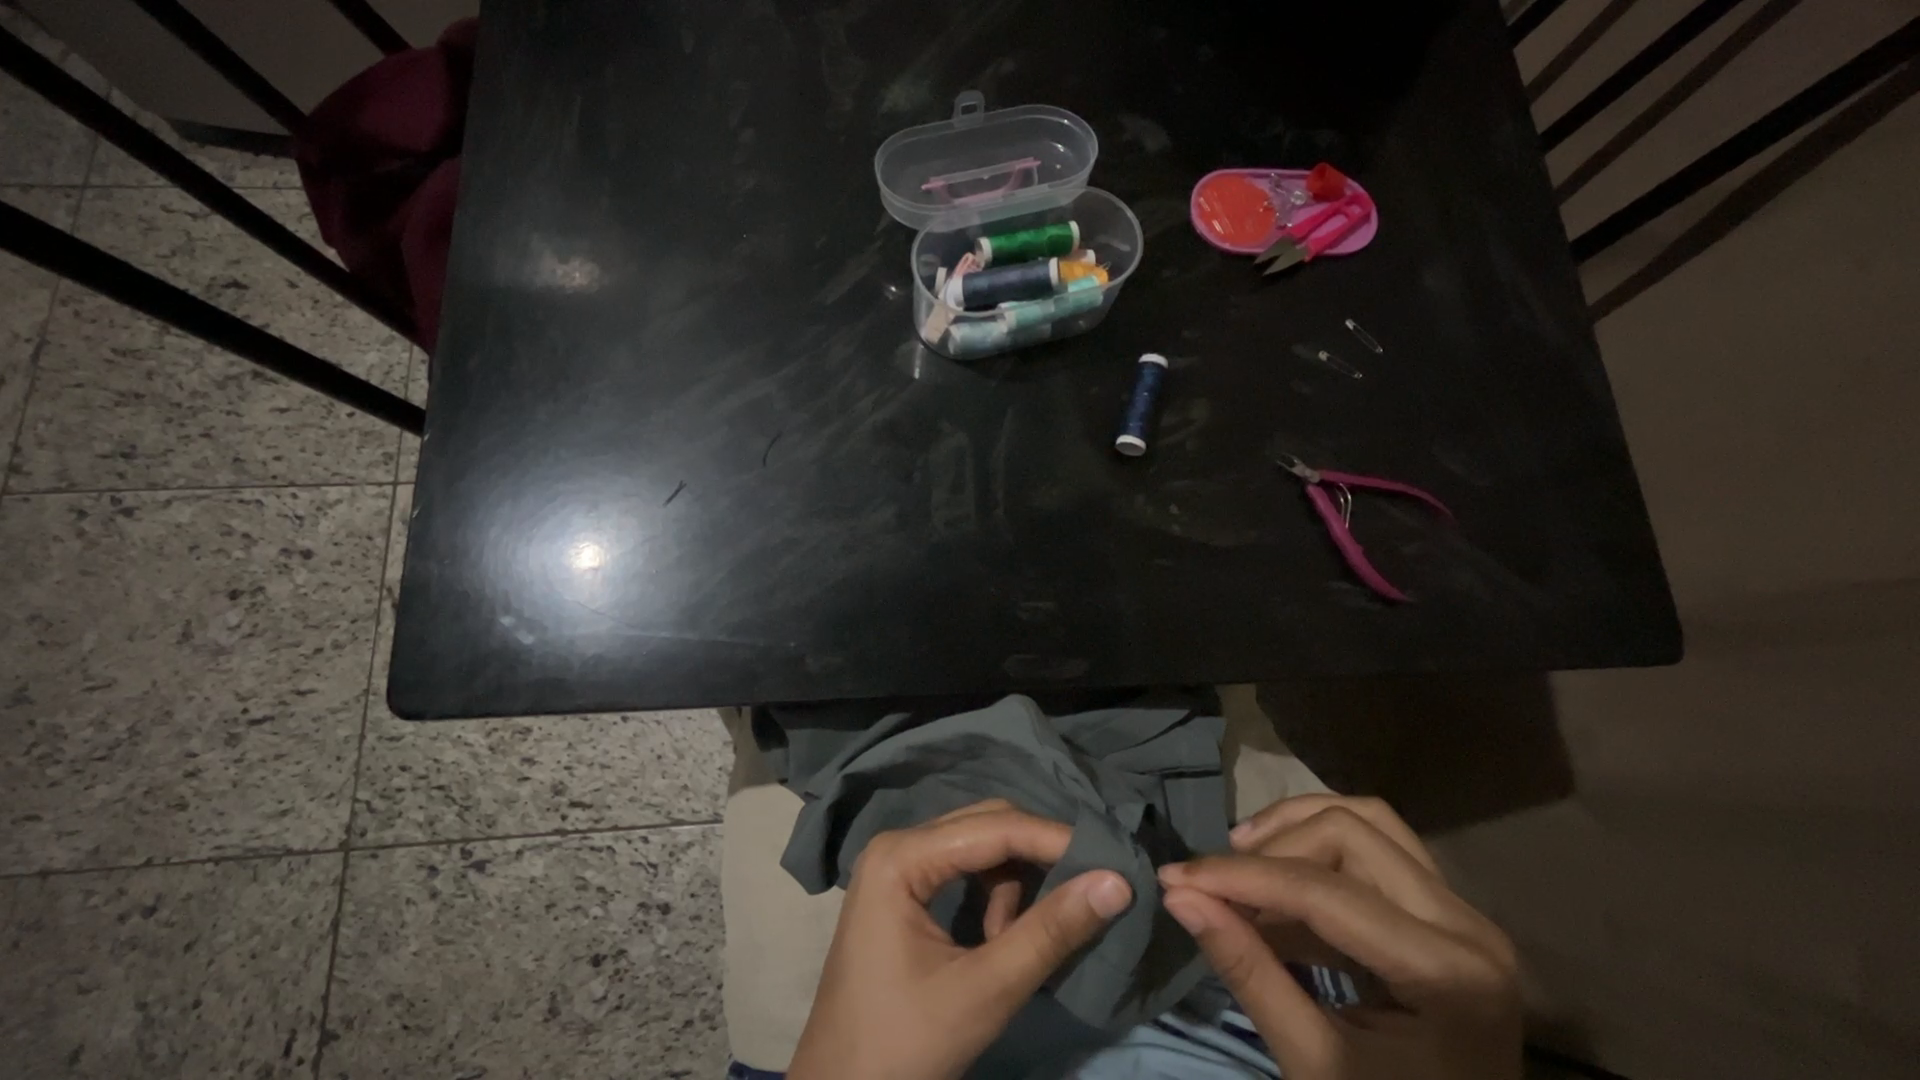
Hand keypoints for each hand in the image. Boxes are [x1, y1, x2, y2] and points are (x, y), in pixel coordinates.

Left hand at [787, 800, 1133, 1079]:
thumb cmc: (905, 1041)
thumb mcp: (985, 990)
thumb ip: (1049, 933)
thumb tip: (1118, 882)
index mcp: (902, 856)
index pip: (996, 827)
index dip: (1057, 840)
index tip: (1113, 863)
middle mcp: (898, 844)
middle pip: (987, 825)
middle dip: (1037, 858)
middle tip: (1082, 893)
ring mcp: (897, 865)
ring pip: (981, 847)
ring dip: (1014, 885)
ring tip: (1014, 942)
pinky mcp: (904, 889)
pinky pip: (966, 871)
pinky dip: (995, 897)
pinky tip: (996, 939)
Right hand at [1159, 795, 1521, 1079]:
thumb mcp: (1312, 1062)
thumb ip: (1249, 972)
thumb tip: (1180, 897)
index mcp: (1448, 974)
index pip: (1325, 891)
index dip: (1241, 877)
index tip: (1174, 878)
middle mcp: (1467, 926)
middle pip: (1351, 832)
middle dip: (1271, 849)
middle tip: (1214, 886)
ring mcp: (1463, 914)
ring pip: (1368, 822)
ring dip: (1296, 831)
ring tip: (1243, 862)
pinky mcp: (1447, 914)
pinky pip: (1379, 848)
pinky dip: (1318, 850)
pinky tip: (1277, 888)